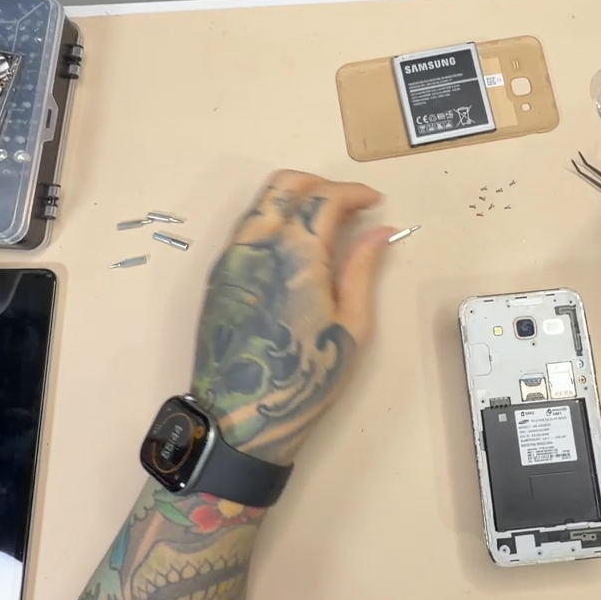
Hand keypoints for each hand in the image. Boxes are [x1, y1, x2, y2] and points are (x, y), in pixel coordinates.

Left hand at [191, 170, 393, 465]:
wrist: (240, 416)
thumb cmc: (304, 378)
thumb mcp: (351, 326)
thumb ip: (362, 269)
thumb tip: (380, 231)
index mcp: (297, 255)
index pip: (325, 197)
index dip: (354, 192)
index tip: (373, 202)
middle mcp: (258, 244)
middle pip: (286, 184)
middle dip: (322, 183)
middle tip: (349, 204)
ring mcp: (233, 256)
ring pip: (262, 200)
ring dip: (296, 197)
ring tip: (325, 223)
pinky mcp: (221, 273)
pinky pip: (248, 225)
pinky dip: (275, 217)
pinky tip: (297, 245)